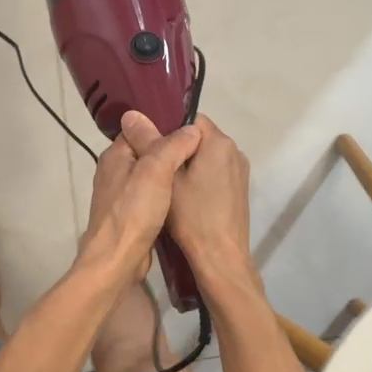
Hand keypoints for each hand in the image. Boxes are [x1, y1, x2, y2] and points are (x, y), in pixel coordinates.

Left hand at [79, 111, 200, 278]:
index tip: (191, 132)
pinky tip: (183, 198)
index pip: (141, 129)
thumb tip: (191, 128)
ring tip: (196, 172)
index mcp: (115, 155)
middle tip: (200, 152)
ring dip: (170, 176)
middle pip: (147, 153)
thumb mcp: (156, 170)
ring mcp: (121, 196)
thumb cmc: (134, 211)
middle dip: (171, 152)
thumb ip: (172, 145)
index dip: (165, 128)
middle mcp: (115, 172)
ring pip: (151, 177)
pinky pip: (152, 197)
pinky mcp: (130, 216)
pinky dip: (166, 196)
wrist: (118, 260)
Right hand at [120, 114, 252, 277]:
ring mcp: (240, 172)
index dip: (166, 128)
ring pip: (206, 157)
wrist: (221, 256)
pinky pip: (214, 173)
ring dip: (186, 165)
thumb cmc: (192, 216)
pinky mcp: (239, 190)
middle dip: (175, 148)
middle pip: (198, 138)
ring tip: (163, 182)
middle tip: (151, 166)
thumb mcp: (165, 177)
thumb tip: (131, 115)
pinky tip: (183, 197)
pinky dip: (198, 179)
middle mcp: (235, 151)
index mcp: (219, 142)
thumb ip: (150, 143)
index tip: (147, 145)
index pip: (190, 119)